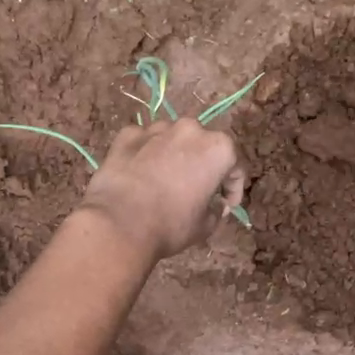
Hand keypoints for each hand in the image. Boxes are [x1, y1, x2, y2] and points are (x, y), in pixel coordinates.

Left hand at [76, 120, 245, 260]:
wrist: (119, 223)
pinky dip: (146, 155)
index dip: (233, 188)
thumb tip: (216, 205)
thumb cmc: (171, 225)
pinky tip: (141, 176)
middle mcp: (190, 129)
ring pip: (172, 140)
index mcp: (217, 149)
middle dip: (203, 166)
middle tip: (196, 191)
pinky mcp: (127, 134)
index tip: (225, 204)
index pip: (234, 167)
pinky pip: (144, 142)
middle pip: (203, 146)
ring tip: (165, 183)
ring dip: (174, 157)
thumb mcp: (205, 226)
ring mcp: (156, 128)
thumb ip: (217, 211)